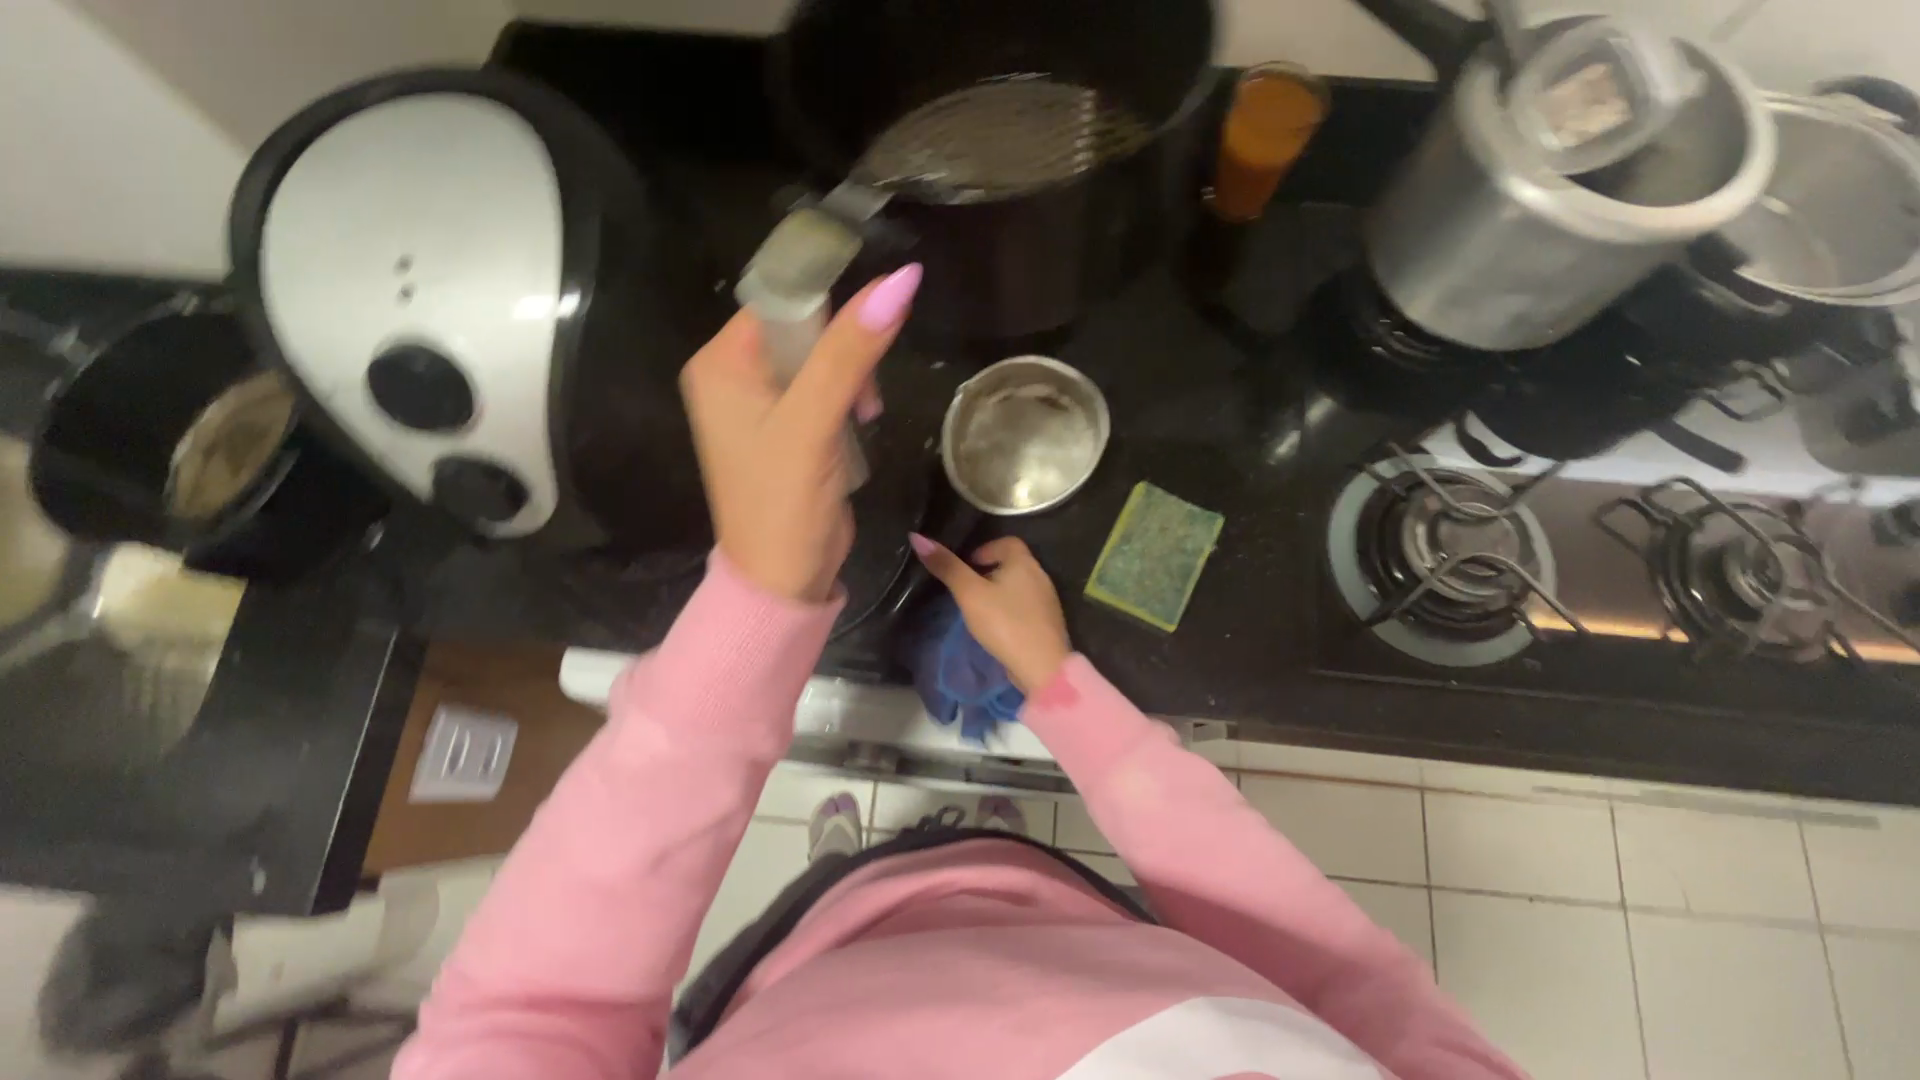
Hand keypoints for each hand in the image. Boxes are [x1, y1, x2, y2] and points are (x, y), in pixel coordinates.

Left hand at [680, 265, 921, 602]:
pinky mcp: (784, 428)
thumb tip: (902, 278)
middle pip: (803, 327)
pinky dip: (847, 400)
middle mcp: (732, 375)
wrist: (783, 582)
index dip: (830, 305)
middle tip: (864, 394)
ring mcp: (757, 404)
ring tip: (864, 417)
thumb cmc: (786, 502)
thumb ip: (851, 351)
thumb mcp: (816, 422)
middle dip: (844, 351)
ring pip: (819, 357)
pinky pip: (821, 388)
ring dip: (851, 378)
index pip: (780, 300)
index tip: (869, 330)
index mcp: (720, 363)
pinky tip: (858, 426)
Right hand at [910, 535, 1072, 691]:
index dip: (984, 549)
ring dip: (998, 592)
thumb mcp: (970, 594)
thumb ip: (947, 567)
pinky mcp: (1047, 622)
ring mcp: (1046, 600)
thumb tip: (917, 537)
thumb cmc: (1004, 623)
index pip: (1006, 542)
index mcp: (1024, 562)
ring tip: (977, 608)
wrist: (1041, 666)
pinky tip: (996, 625)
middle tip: (966, 589)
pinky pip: (1024, 606)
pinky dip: (1009, 609)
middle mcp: (1040, 575)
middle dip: (988, 572)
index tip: (966, 568)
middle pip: (1011, 563)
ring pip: (1017, 586)